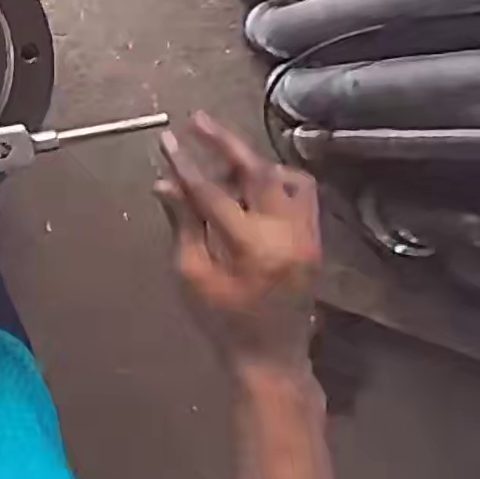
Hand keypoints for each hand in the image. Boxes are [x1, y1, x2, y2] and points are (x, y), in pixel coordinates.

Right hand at [153, 113, 322, 374]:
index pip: (212, 191)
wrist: (271, 358)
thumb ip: (183, 223)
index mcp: (252, 248)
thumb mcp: (192, 273)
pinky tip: (250, 182)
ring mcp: (307, 236)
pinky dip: (275, 179)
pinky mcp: (314, 239)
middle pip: (257, 171)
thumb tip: (165, 183)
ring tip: (221, 157)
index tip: (167, 139)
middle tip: (198, 120)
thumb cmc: (223, 320)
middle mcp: (287, 235)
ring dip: (251, 161)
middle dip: (224, 141)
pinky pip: (301, 194)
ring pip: (286, 177)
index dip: (186, 164)